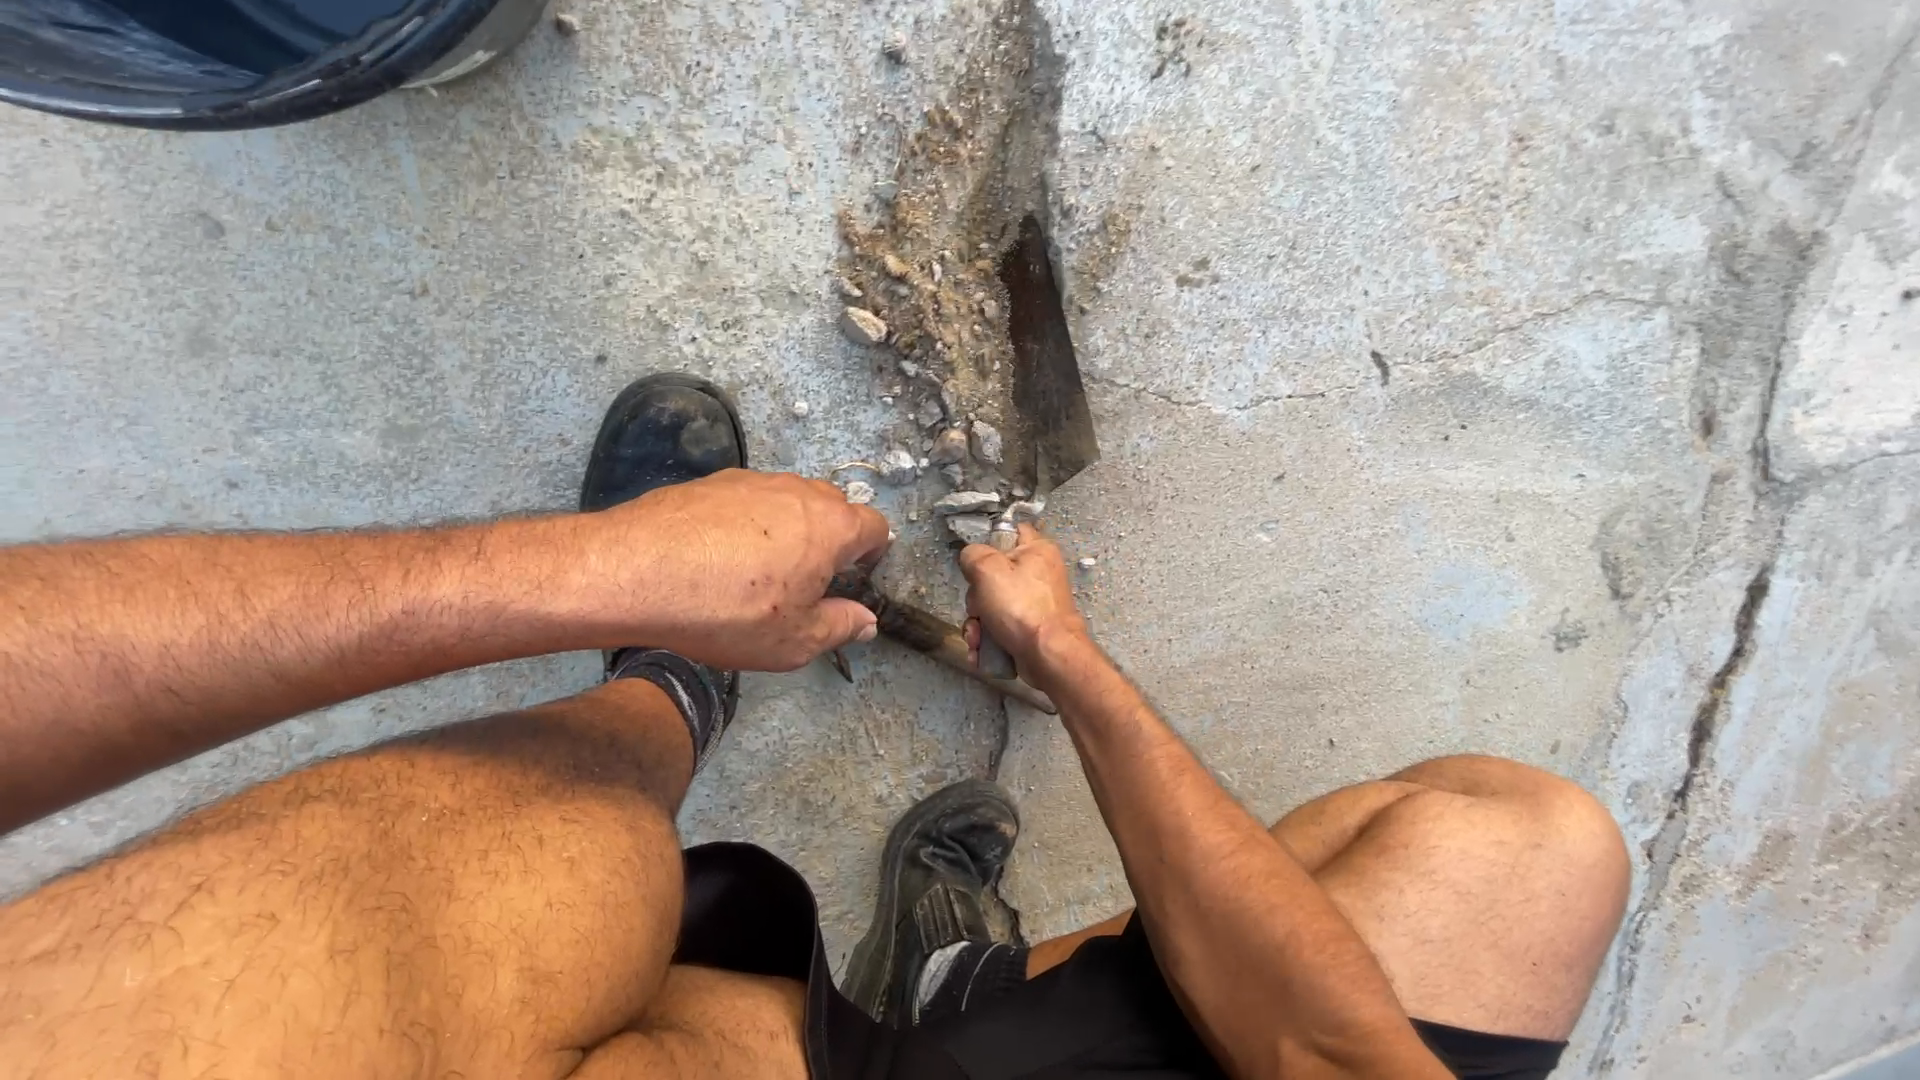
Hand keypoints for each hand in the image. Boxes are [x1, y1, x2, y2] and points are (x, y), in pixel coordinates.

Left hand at [578, 470, 890, 670]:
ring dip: (788, 529)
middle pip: (834, 507)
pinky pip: (748, 501)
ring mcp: (754, 481)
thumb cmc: (728, 611)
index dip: (872, 554)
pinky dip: (746, 523)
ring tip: (757, 570)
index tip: (853, 579)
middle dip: (832, 539)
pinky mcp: (713, 481)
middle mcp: (800, 492)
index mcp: (833, 527)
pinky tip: (718, 556)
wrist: (635, 572)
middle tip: (806, 579)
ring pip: (789, 501)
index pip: (875, 527)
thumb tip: (867, 621)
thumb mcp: (795, 641)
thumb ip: (841, 627)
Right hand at [957, 524, 1090, 674]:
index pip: (1008, 531)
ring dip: (977, 623)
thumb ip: (973, 554)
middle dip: (976, 597)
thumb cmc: (1021, 608)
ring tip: (978, 637)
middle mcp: (1039, 574)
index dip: (988, 543)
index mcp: (1037, 550)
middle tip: (979, 607)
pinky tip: (981, 649)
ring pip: (992, 604)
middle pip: (993, 575)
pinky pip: (1000, 627)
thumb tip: (971, 559)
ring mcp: (1035, 604)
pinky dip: (988, 639)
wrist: (1048, 656)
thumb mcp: (988, 569)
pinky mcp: (1030, 629)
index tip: (976, 562)